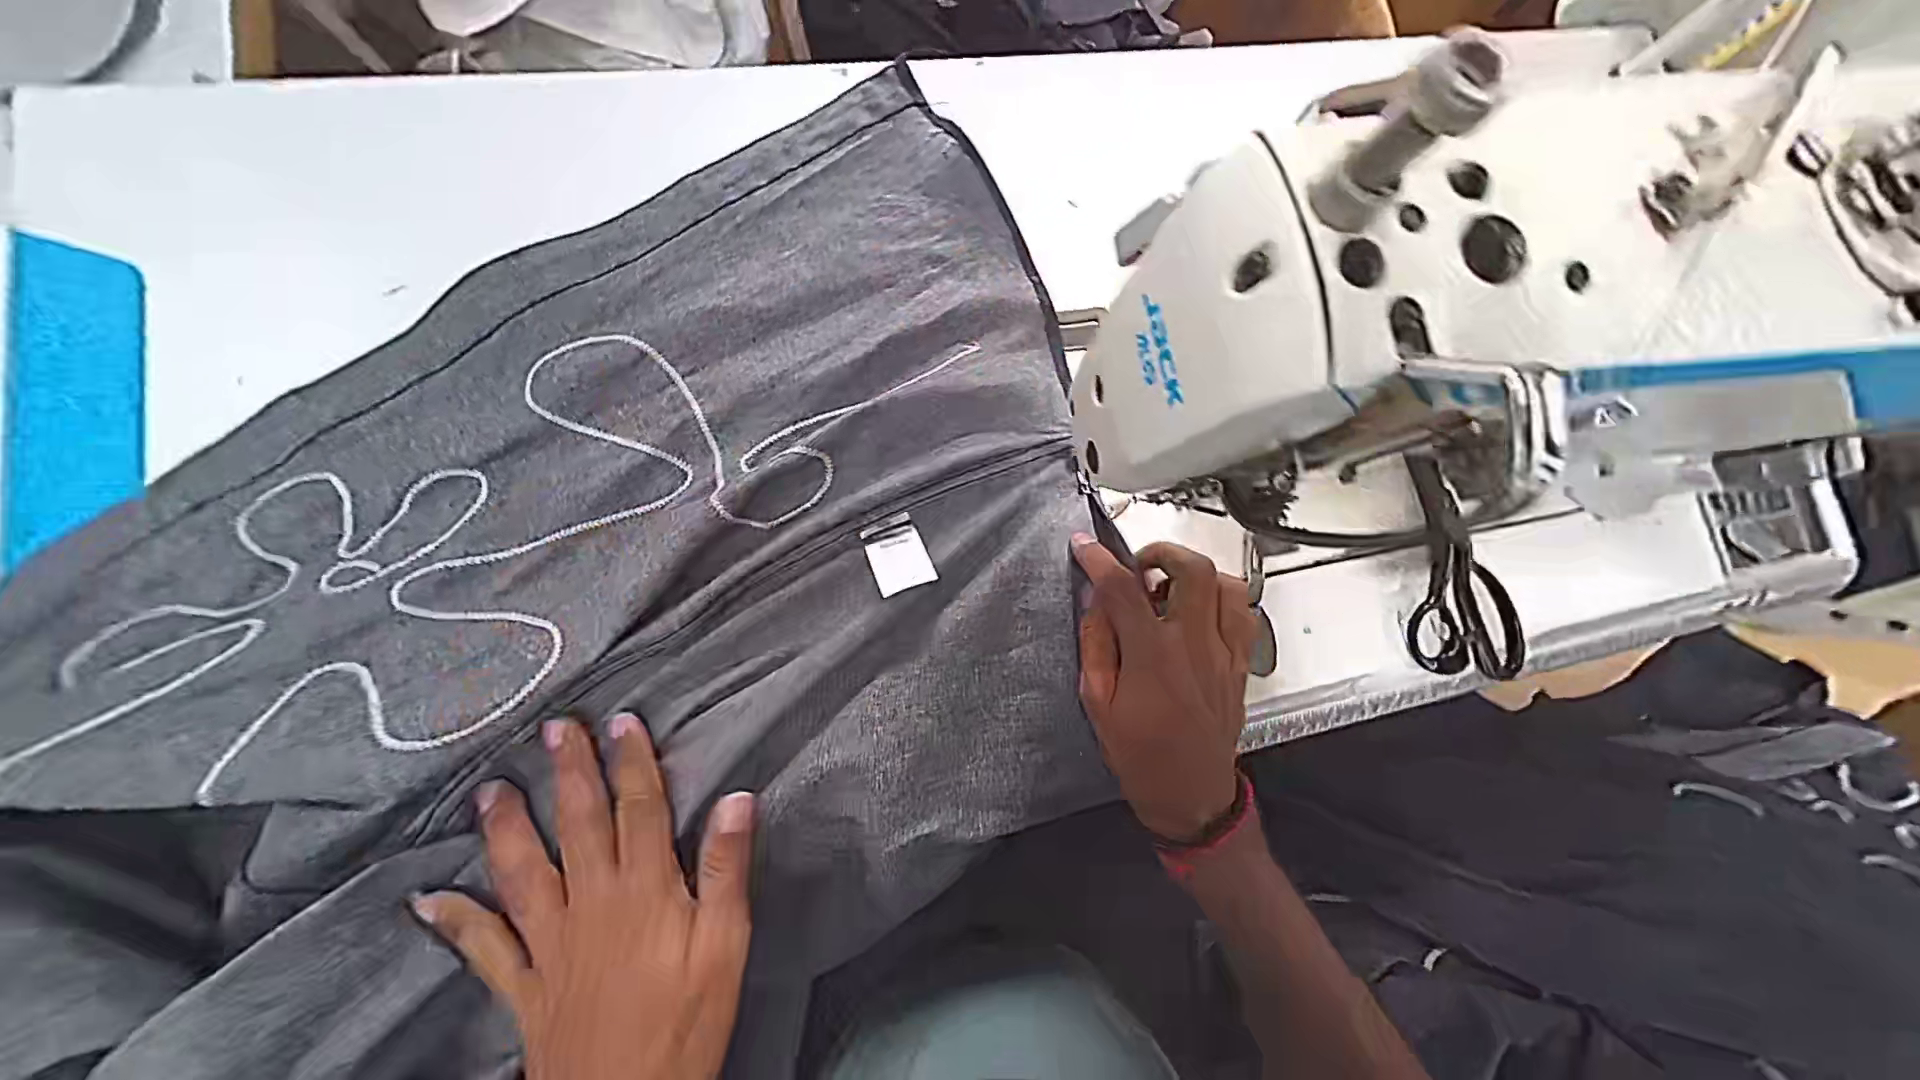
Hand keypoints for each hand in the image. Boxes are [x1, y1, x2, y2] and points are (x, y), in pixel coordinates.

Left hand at [412, 715, 754, 1079]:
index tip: (623, 721)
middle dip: (571, 772)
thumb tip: (736, 799)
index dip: (632, 761)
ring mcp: (552, 943)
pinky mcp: (526, 985)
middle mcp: (592, 902)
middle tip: (557, 729)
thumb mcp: (726, 945)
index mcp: (644, 889)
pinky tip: (428, 901)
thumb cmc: (686, 1022)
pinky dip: (455, 922)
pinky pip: (484, 949)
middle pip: (579, 824)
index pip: (639, 808)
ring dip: (506, 828)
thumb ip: (726, 869)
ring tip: (490, 790)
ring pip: (523, 872)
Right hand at [1071, 534, 1258, 841]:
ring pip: (1225, 584)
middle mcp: (1194, 646)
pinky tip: (1199, 608)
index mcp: (1152, 657)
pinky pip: (1243, 612)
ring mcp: (1224, 653)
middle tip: (1137, 566)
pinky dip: (1221, 597)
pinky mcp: (1240, 663)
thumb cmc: (1139, 755)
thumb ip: (1095, 645)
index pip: (1124, 589)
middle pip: (1190, 569)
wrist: (1191, 795)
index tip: (1084, 546)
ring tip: (1168, 585)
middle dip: (1158, 552)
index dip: (1099, 559)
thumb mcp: (1097, 703)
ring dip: (1193, 571)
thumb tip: (1095, 603)